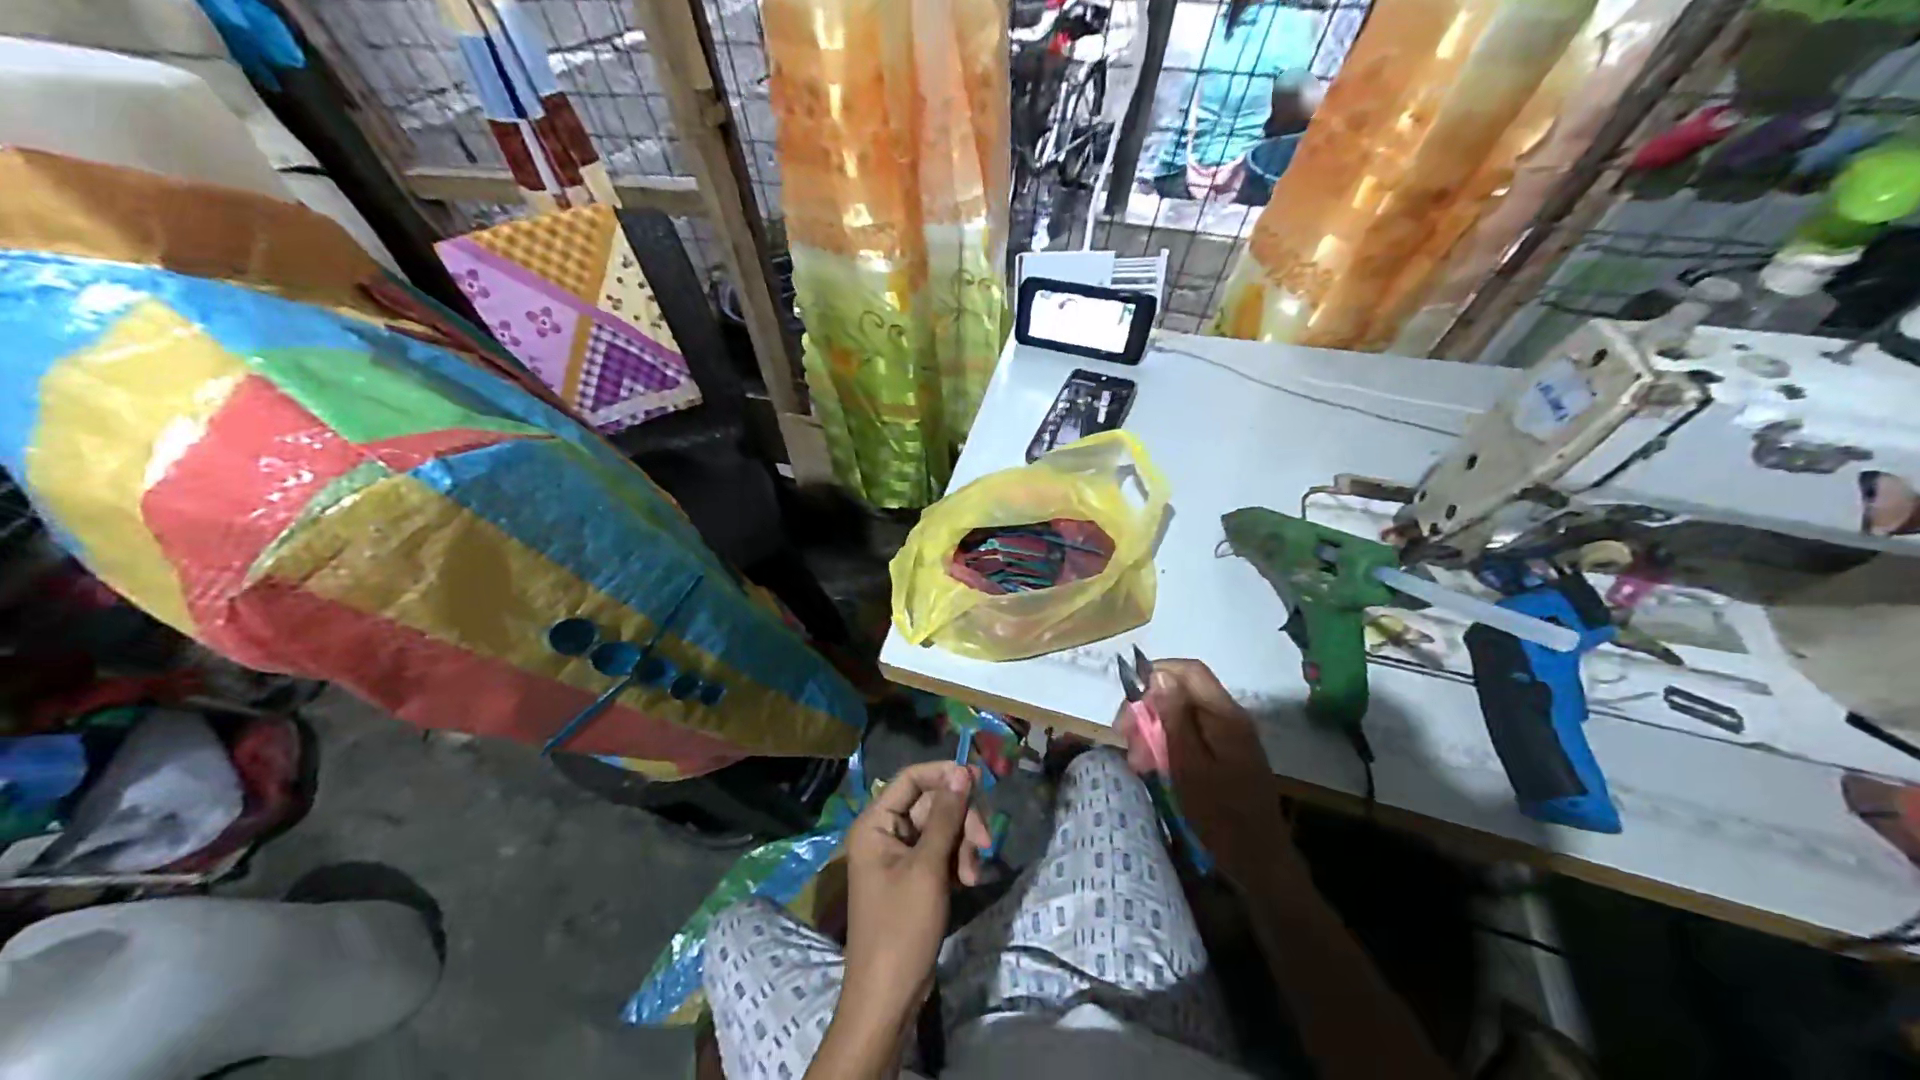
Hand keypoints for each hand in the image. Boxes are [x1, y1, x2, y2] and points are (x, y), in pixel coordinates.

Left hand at [840, 761, 990, 1024]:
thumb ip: (946, 816)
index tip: (978, 781)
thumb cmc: (902, 926)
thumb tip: (961, 771)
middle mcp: (884, 833)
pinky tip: (967, 882)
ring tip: (971, 876)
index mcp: (875, 824)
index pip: (911, 779)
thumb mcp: (928, 867)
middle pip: (931, 804)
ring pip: (941, 828)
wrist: (889, 995)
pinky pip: (940, 852)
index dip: (943, 774)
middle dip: (960, 820)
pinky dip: (957, 862)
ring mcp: (899, 857)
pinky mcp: (913, 878)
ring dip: (962, 845)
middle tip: (984, 842)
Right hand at [1144, 659, 1291, 881]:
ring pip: (1182, 715)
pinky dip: (1168, 745)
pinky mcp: (1225, 754)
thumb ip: (1175, 717)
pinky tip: (1154, 767)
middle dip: (1149, 709)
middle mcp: (1229, 718)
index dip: (1155, 674)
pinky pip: (1191, 735)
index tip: (1128, 700)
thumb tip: (1160, 674)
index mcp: (1225, 715)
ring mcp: (1229, 736)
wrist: (1258, 860)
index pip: (1189, 671)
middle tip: (1124, 737)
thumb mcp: (1188, 765)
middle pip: (1182, 692)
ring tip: (1138, 761)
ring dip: (1154, 731)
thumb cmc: (1221, 814)